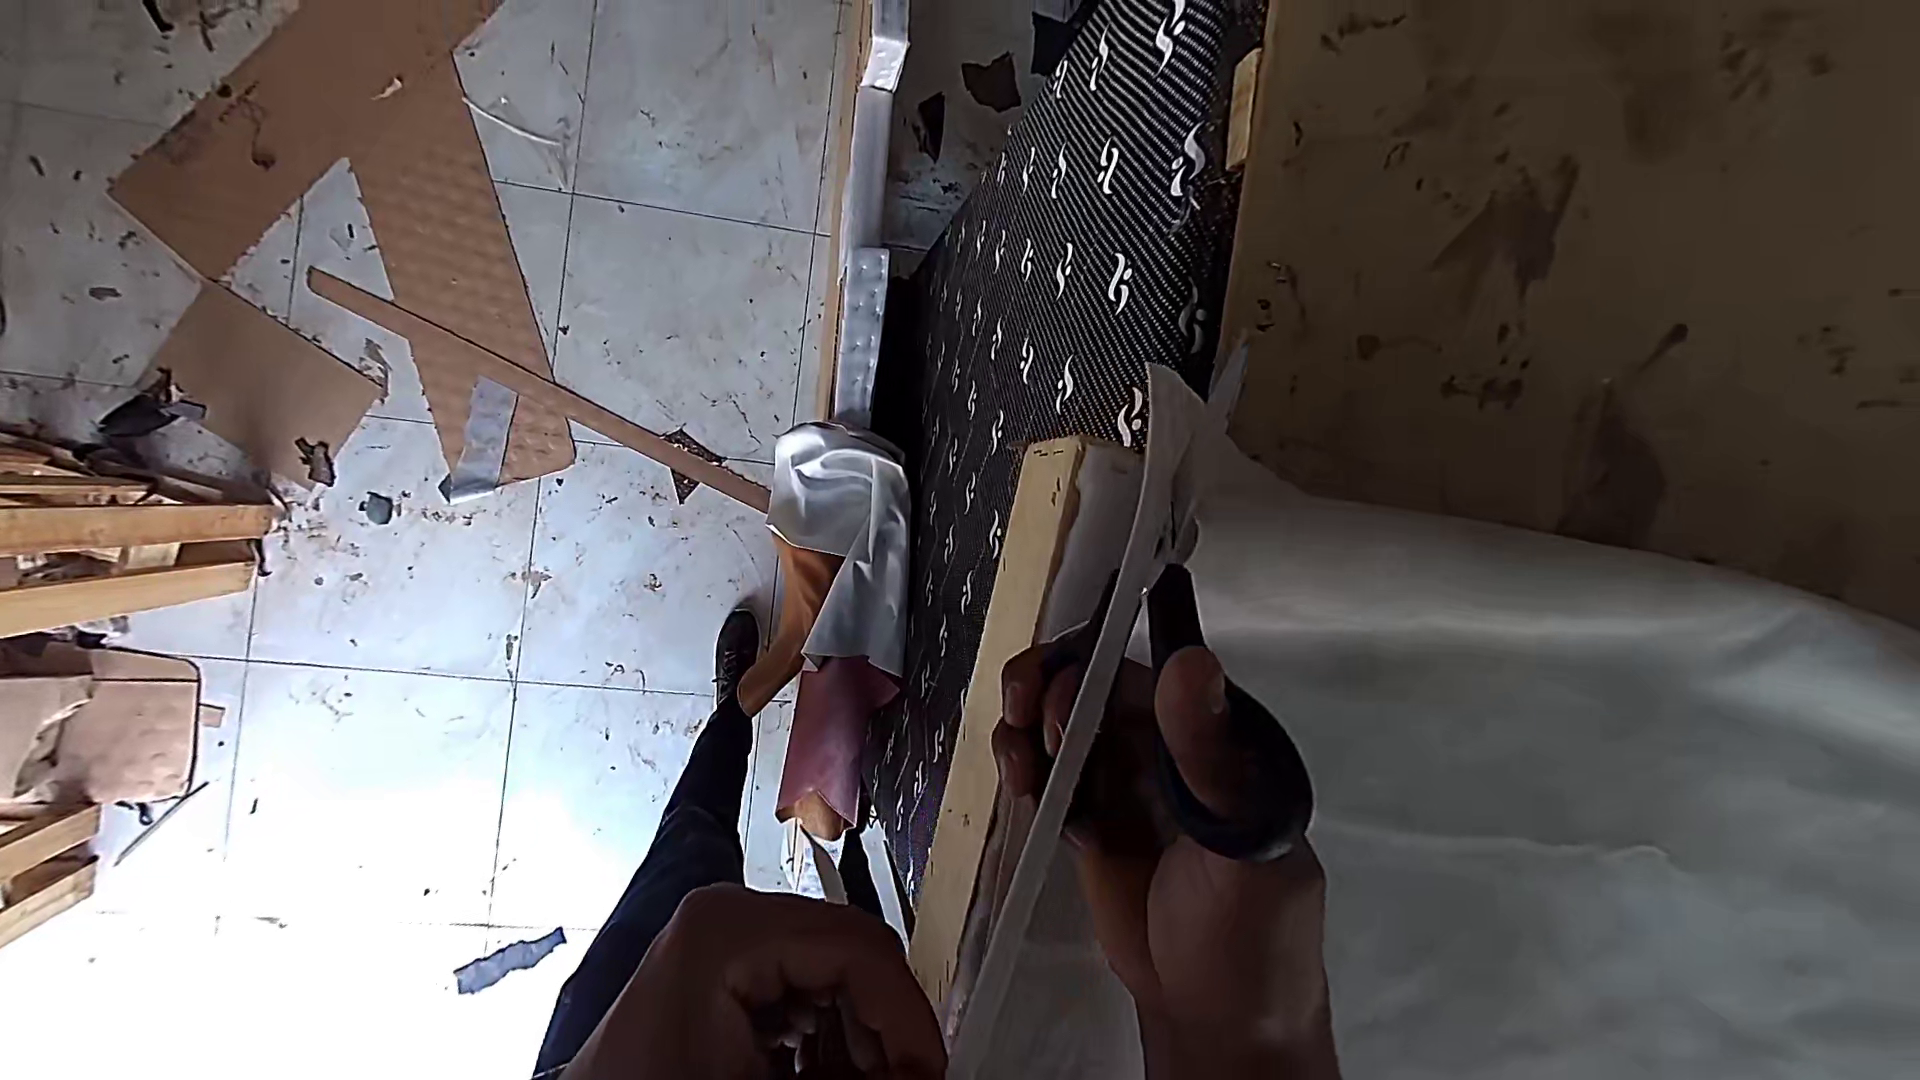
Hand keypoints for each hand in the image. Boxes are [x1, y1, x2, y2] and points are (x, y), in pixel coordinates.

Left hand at [567, 884, 944, 1079]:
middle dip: (887, 1021)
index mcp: (729, 929)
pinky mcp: (733, 957)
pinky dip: (833, 1028)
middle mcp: (734, 911)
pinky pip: (808, 978)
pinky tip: (834, 1072)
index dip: (904, 1011)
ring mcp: (732, 929)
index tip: (931, 1070)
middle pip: (849, 948)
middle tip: (911, 1078)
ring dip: (863, 1029)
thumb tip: (923, 1074)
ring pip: (836, 963)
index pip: (852, 947)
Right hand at [995, 645, 1338, 1076]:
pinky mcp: (1081, 810)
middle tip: (1023, 722)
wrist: (1212, 1018)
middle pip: (1084, 683)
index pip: (1136, 671)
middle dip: (1044, 690)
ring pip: (1053, 719)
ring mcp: (1114, 776)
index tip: (1053, 694)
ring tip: (1020, 769)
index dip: (1086, 665)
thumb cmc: (1247, 930)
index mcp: (1202, 733)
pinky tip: (1025, 792)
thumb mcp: (1239, 844)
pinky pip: (1041, 766)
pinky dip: (1021, 765)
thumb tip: (1191, 659)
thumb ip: (1210, 756)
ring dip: (1023, 728)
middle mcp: (1154, 742)